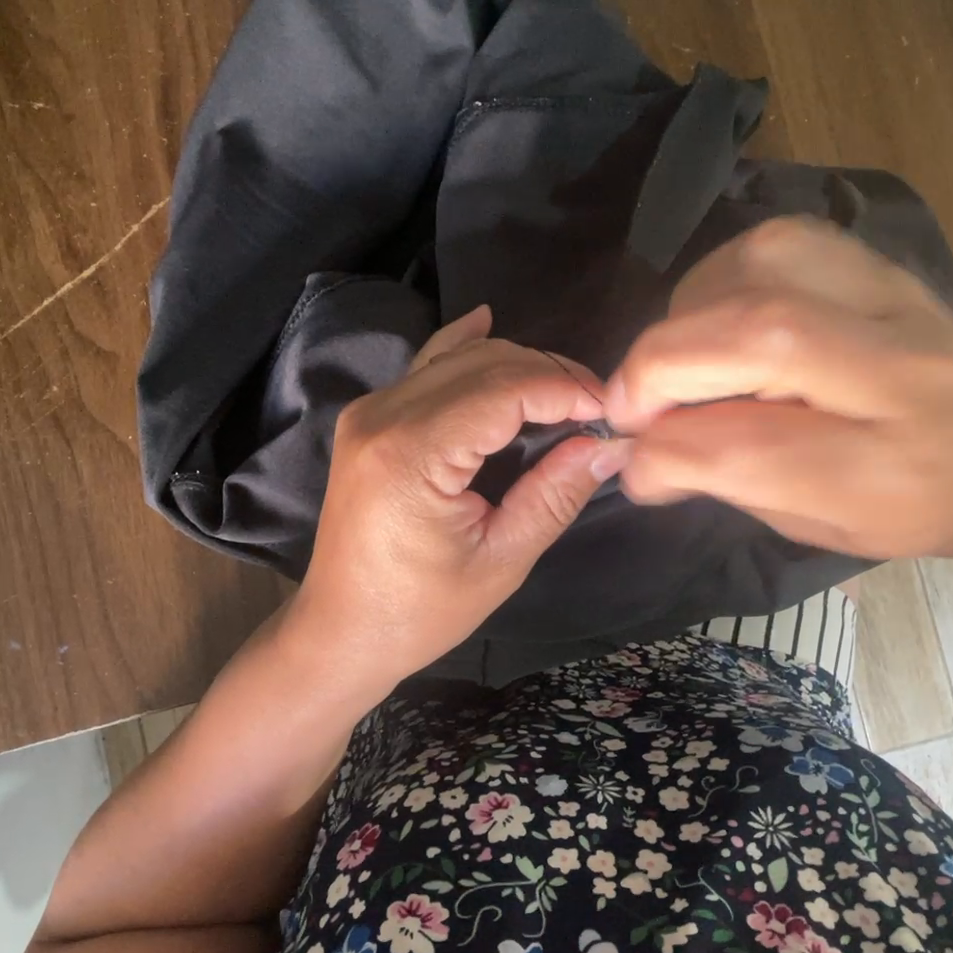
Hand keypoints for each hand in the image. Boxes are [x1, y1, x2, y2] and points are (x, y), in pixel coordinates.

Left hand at [283, 307, 633, 688]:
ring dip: (516, 368)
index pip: (506, 389)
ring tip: (564, 396)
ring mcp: (369, 412)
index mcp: (414, 454)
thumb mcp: (501, 561)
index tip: (611, 410)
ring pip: (456, 358)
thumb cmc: (420, 612)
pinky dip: (462, 348)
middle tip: (595, 408)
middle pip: (484, 363)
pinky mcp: (367, 419)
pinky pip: (424, 368)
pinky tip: (487, 320)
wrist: (341, 631)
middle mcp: (384, 415)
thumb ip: (554, 494)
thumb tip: (608, 445)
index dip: (566, 389)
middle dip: (547, 375)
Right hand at [603, 217, 952, 560]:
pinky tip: (713, 323)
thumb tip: (635, 455)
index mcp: (890, 472)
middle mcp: (906, 375)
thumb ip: (726, 483)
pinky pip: (772, 243)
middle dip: (659, 368)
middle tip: (628, 406)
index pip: (746, 448)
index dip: (660, 452)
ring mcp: (899, 301)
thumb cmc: (905, 511)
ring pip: (762, 269)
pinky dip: (716, 283)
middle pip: (761, 336)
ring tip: (678, 365)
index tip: (631, 463)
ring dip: (686, 318)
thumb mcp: (816, 527)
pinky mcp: (877, 261)